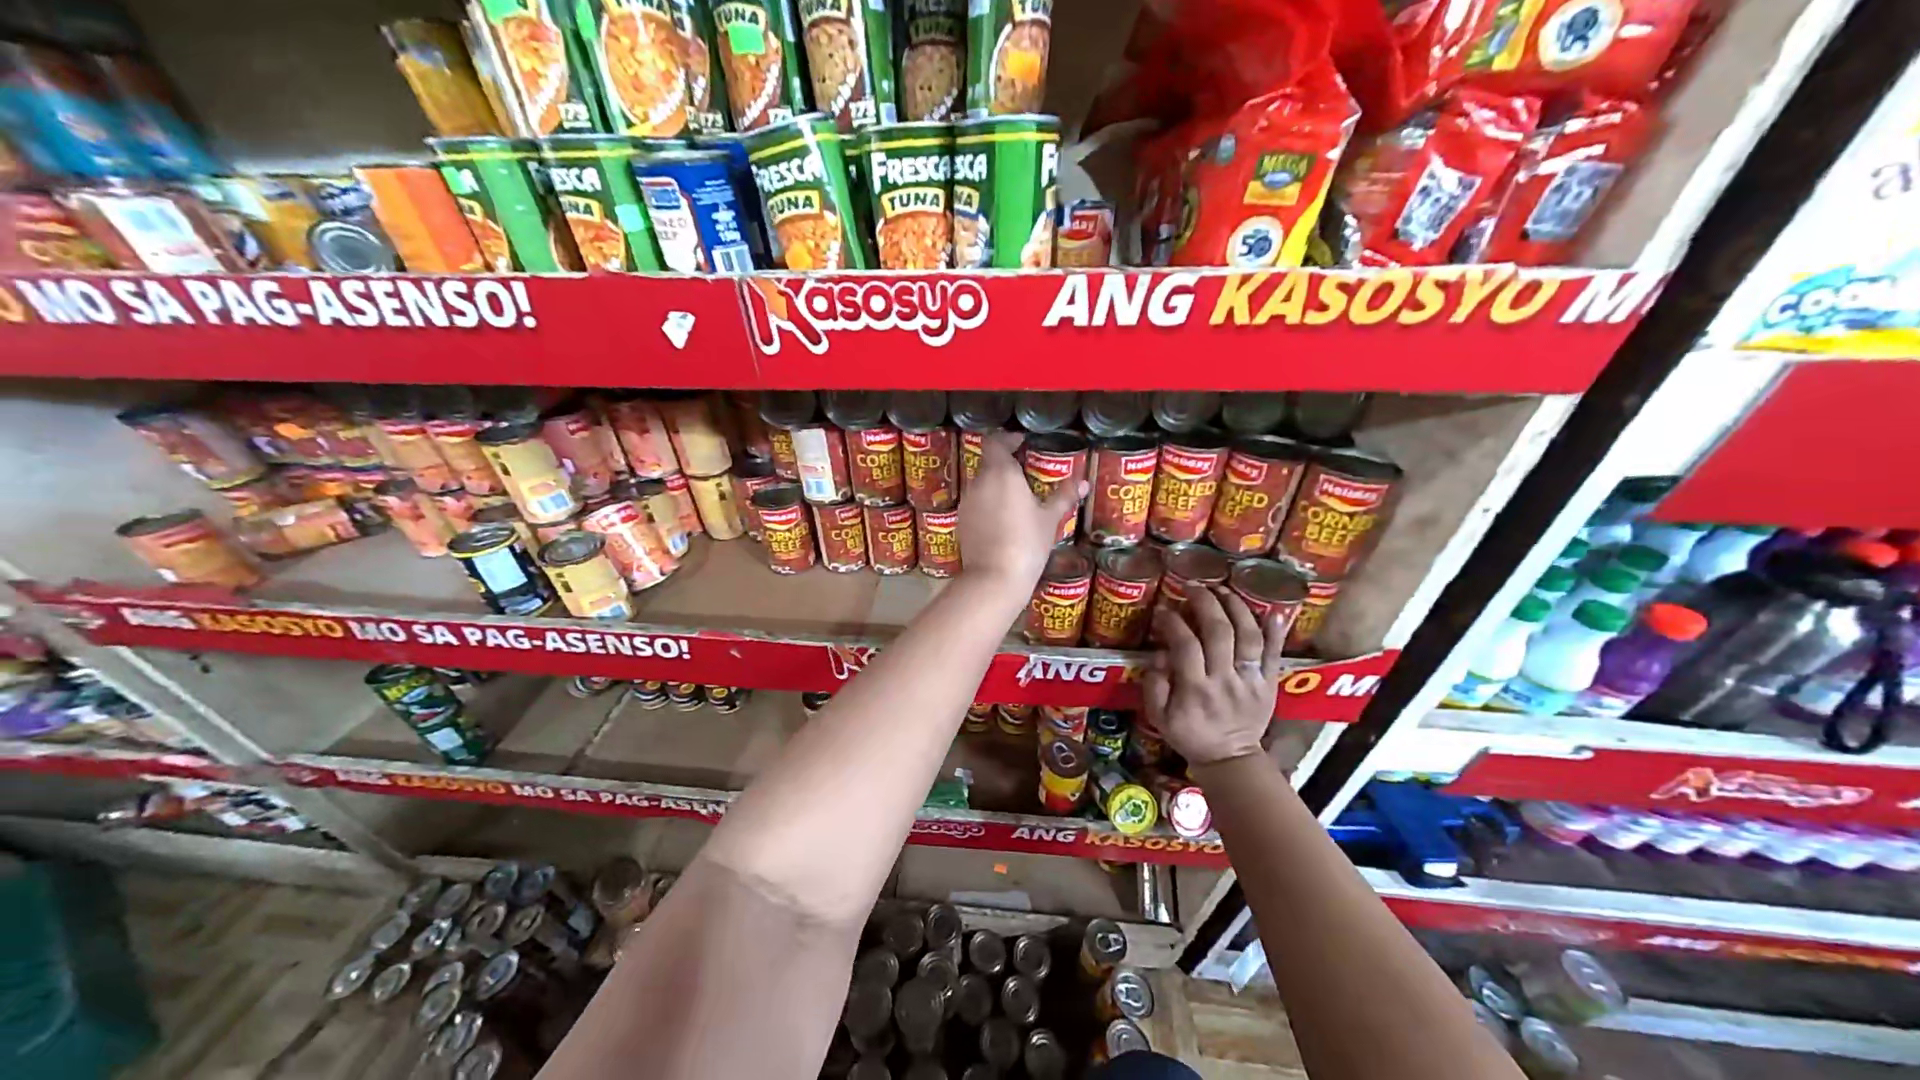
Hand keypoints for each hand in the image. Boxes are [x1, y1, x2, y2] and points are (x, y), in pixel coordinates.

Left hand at [957, 431, 1082, 592]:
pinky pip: (976, 504)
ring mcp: (967, 502)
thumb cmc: (1027, 542)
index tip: (1021, 442)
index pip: (995, 442)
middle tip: (1026, 473)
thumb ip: (1064, 496)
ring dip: (996, 486)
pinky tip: (1003, 520)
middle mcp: (979, 482)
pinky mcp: (961, 522)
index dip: (1007, 439)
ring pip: (981, 484)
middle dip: (1005, 465)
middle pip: (989, 463)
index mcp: (1001, 473)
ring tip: (1017, 498)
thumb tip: (1082, 483)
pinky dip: (988, 504)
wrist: (995, 578)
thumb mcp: (1050, 519)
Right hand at [1143, 585, 1286, 766]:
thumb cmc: (1189, 734)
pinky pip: (1275, 653)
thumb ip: (1155, 684)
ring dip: (1236, 608)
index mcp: (1195, 689)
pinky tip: (1274, 609)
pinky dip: (1276, 630)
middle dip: (1205, 603)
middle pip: (1219, 633)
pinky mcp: (1270, 683)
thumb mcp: (1158, 716)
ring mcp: (1251, 681)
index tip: (1163, 609)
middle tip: (1193, 587)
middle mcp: (1225, 680)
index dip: (1173, 622)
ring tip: (1223, 590)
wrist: (1229, 758)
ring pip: (1249, 636)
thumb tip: (1160, 653)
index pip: (1185, 645)